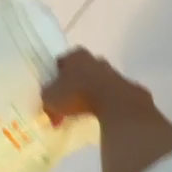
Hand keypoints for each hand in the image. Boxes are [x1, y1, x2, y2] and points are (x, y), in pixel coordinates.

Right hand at [41, 49, 155, 125]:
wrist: (115, 102)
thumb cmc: (77, 94)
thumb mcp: (50, 98)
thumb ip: (46, 99)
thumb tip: (49, 105)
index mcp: (74, 55)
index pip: (59, 63)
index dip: (52, 79)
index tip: (50, 93)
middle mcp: (94, 59)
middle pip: (77, 72)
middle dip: (70, 87)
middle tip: (63, 104)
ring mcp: (111, 71)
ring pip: (93, 83)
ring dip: (86, 96)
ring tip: (78, 114)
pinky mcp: (125, 86)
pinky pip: (106, 95)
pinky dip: (99, 103)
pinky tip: (93, 116)